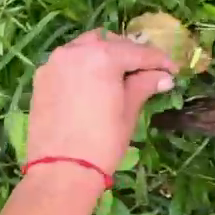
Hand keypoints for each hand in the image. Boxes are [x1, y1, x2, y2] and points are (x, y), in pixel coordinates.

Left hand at [26, 30, 177, 177]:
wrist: (61, 171)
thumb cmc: (102, 142)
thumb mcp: (128, 111)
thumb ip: (144, 85)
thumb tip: (164, 76)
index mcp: (101, 56)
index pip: (137, 52)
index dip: (159, 60)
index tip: (173, 69)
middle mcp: (75, 51)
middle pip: (110, 43)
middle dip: (130, 54)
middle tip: (147, 71)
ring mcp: (54, 62)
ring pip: (86, 47)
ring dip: (105, 55)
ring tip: (121, 75)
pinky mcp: (42, 77)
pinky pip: (68, 61)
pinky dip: (84, 65)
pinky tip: (94, 83)